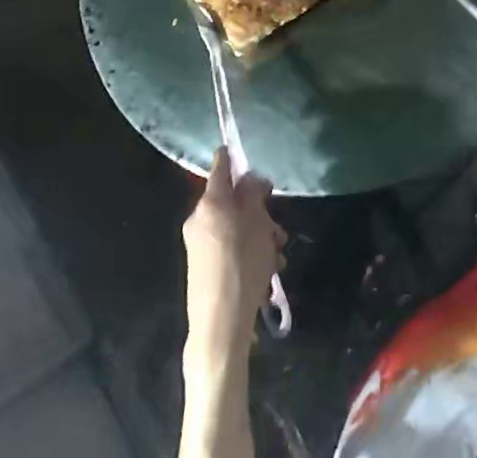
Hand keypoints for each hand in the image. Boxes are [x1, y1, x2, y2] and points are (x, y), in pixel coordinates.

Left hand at [183, 148, 284, 357]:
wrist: (219, 324)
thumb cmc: (242, 267)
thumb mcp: (257, 226)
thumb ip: (254, 196)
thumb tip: (252, 178)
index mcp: (210, 202)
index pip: (220, 167)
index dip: (232, 158)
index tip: (240, 153)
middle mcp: (199, 218)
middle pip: (231, 202)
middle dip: (258, 214)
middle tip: (278, 233)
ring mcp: (198, 243)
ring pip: (234, 228)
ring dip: (258, 238)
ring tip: (278, 260)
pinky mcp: (203, 266)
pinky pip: (229, 248)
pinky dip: (247, 255)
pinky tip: (266, 277)